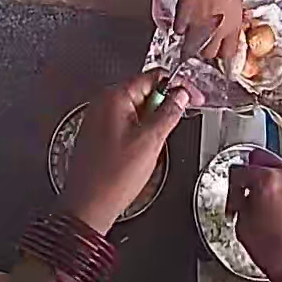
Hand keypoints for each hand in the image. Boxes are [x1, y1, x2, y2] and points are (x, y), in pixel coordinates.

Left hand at [61, 71, 191, 232]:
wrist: (89, 205)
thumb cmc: (112, 176)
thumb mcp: (150, 141)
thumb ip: (169, 112)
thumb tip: (181, 95)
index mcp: (114, 97)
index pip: (152, 76)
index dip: (176, 85)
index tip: (192, 97)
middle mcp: (104, 102)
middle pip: (144, 90)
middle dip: (165, 103)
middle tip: (180, 118)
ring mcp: (100, 117)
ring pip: (137, 107)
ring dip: (154, 117)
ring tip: (156, 140)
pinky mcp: (100, 132)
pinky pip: (127, 120)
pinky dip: (141, 128)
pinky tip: (144, 147)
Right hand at [176, 0, 245, 63]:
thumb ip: (233, 16)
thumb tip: (228, 23)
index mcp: (234, 25)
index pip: (229, 53)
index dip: (225, 51)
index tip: (222, 48)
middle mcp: (217, 29)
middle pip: (210, 54)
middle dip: (209, 48)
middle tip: (208, 39)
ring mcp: (198, 24)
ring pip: (193, 47)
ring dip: (193, 42)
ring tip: (195, 32)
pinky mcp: (182, 16)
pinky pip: (179, 31)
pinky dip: (181, 28)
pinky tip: (185, 20)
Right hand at [227, 149, 281, 281]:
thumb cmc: (276, 252)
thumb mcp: (243, 224)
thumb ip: (241, 200)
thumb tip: (243, 193)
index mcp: (266, 179)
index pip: (241, 170)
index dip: (233, 185)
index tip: (235, 194)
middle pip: (263, 160)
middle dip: (253, 174)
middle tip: (249, 189)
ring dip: (272, 181)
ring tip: (267, 201)